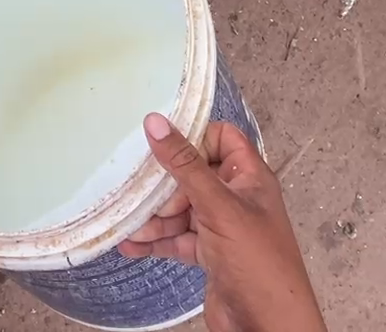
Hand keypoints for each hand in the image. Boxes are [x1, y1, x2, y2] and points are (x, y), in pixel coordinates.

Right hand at [119, 115, 325, 331]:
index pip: (221, 138)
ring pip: (181, 207)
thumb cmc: (256, 264)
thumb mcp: (218, 207)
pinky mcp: (210, 253)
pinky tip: (131, 244)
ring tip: (129, 224)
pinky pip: (178, 237)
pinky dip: (156, 239)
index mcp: (249, 179)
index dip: (194, 137)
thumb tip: (155, 121)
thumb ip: (185, 164)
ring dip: (155, 215)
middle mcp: (236, 198)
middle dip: (163, 183)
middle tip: (139, 190)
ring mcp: (222, 226)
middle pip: (192, 173)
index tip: (162, 143)